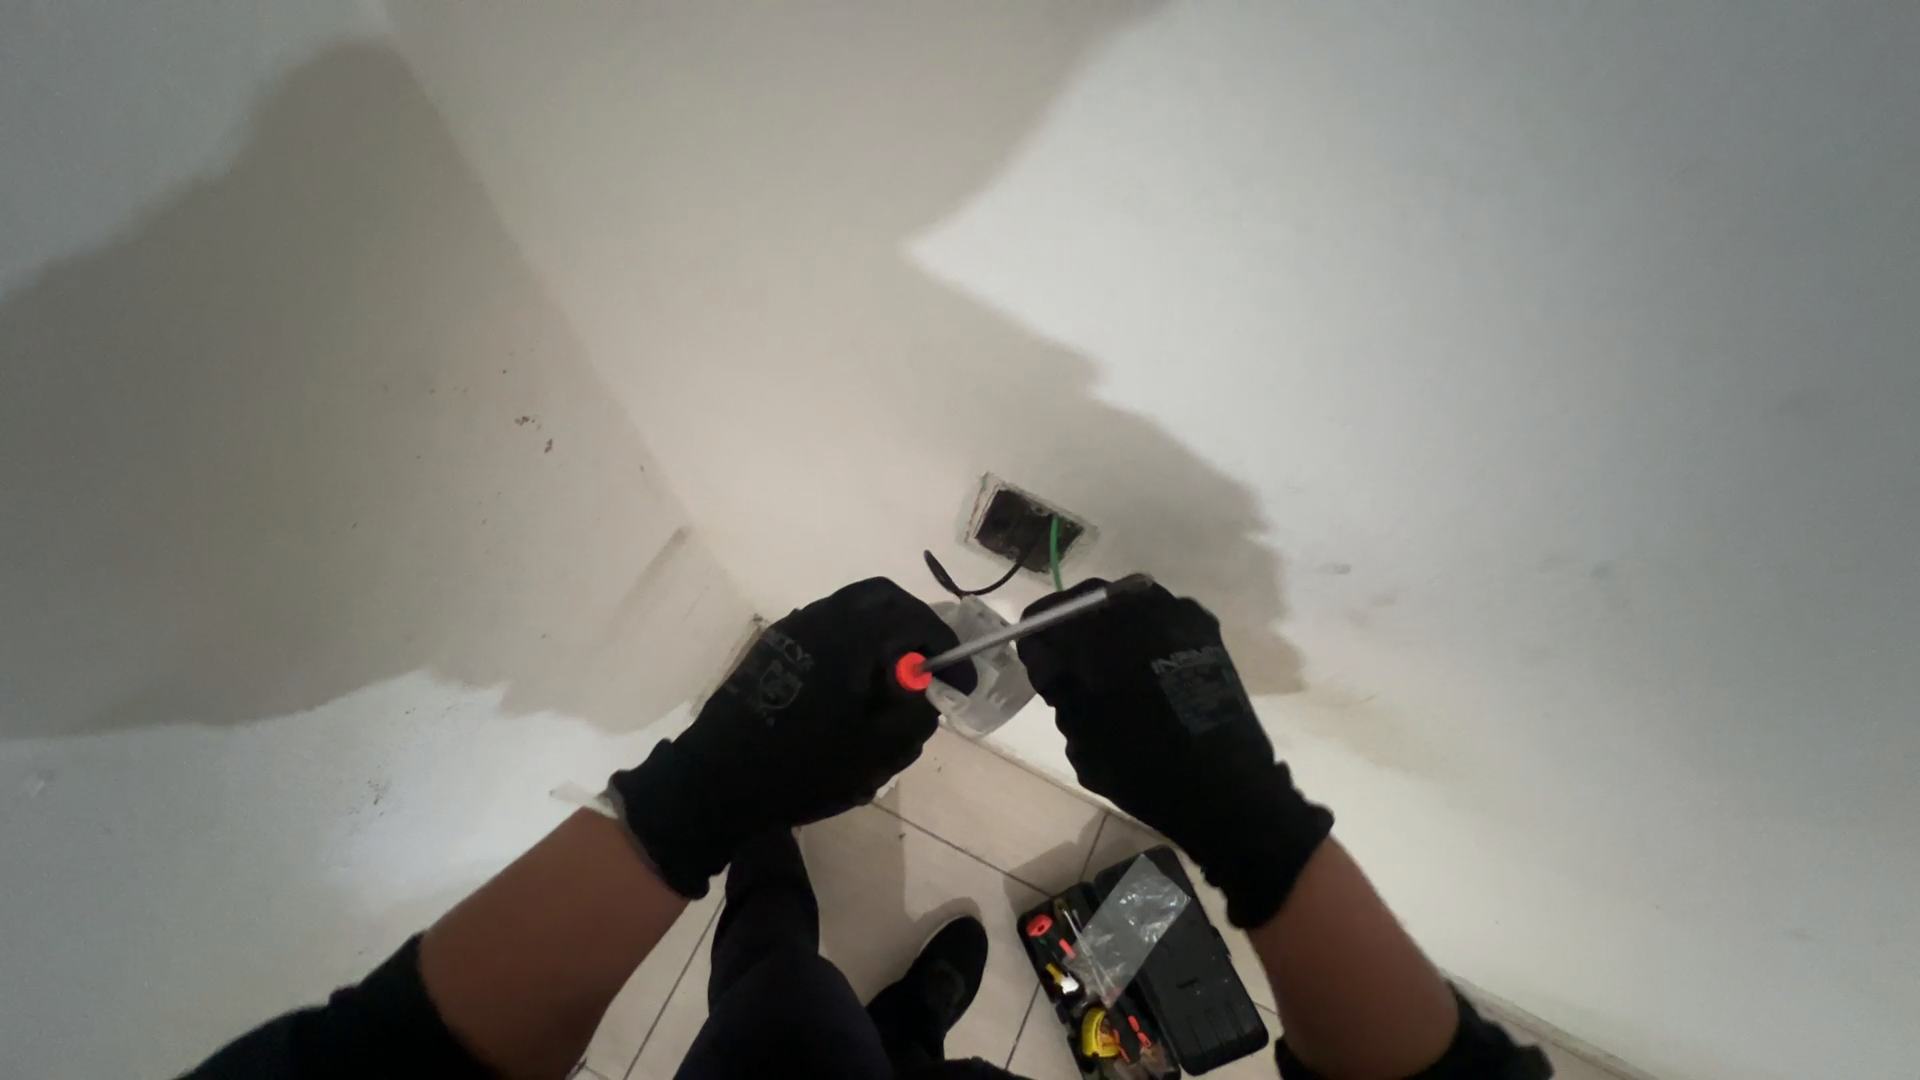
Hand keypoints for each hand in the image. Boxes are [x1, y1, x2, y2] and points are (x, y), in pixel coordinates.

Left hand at [611, 577, 958, 897]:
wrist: (714, 781)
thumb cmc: (801, 767)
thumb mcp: (875, 752)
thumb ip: (914, 714)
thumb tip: (923, 688)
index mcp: (851, 637)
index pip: (916, 622)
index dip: (947, 648)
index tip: (961, 682)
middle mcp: (822, 618)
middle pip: (883, 597)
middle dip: (915, 624)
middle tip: (929, 662)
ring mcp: (793, 628)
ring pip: (852, 607)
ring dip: (882, 631)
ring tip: (892, 677)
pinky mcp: (774, 645)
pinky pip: (827, 625)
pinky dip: (853, 640)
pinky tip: (853, 683)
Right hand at [1016, 578, 1332, 927]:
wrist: (1230, 794)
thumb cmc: (1145, 764)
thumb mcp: (1083, 728)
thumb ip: (1056, 679)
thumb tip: (1040, 649)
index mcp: (1108, 628)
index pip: (1053, 614)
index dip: (1038, 636)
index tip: (1035, 662)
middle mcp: (1146, 607)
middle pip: (1091, 605)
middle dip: (1073, 635)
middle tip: (1067, 675)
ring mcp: (1182, 618)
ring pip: (1125, 611)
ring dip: (1107, 637)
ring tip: (1106, 683)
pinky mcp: (1206, 636)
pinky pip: (1157, 624)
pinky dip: (1139, 643)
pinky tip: (1140, 681)